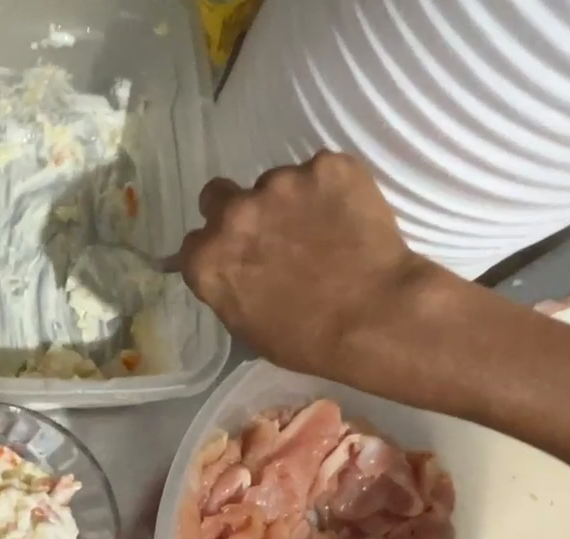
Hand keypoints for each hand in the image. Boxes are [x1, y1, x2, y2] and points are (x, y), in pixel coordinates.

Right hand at [173, 152, 439, 382]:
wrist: (375, 317)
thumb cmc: (307, 340)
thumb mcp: (247, 326)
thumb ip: (228, 286)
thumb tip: (232, 270)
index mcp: (209, 258)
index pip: (195, 243)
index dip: (216, 250)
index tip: (237, 260)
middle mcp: (235, 213)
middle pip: (218, 196)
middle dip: (237, 212)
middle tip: (270, 235)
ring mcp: (281, 184)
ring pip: (276, 185)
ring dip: (290, 203)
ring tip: (324, 233)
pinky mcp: (327, 167)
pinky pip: (322, 174)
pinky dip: (331, 192)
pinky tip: (350, 219)